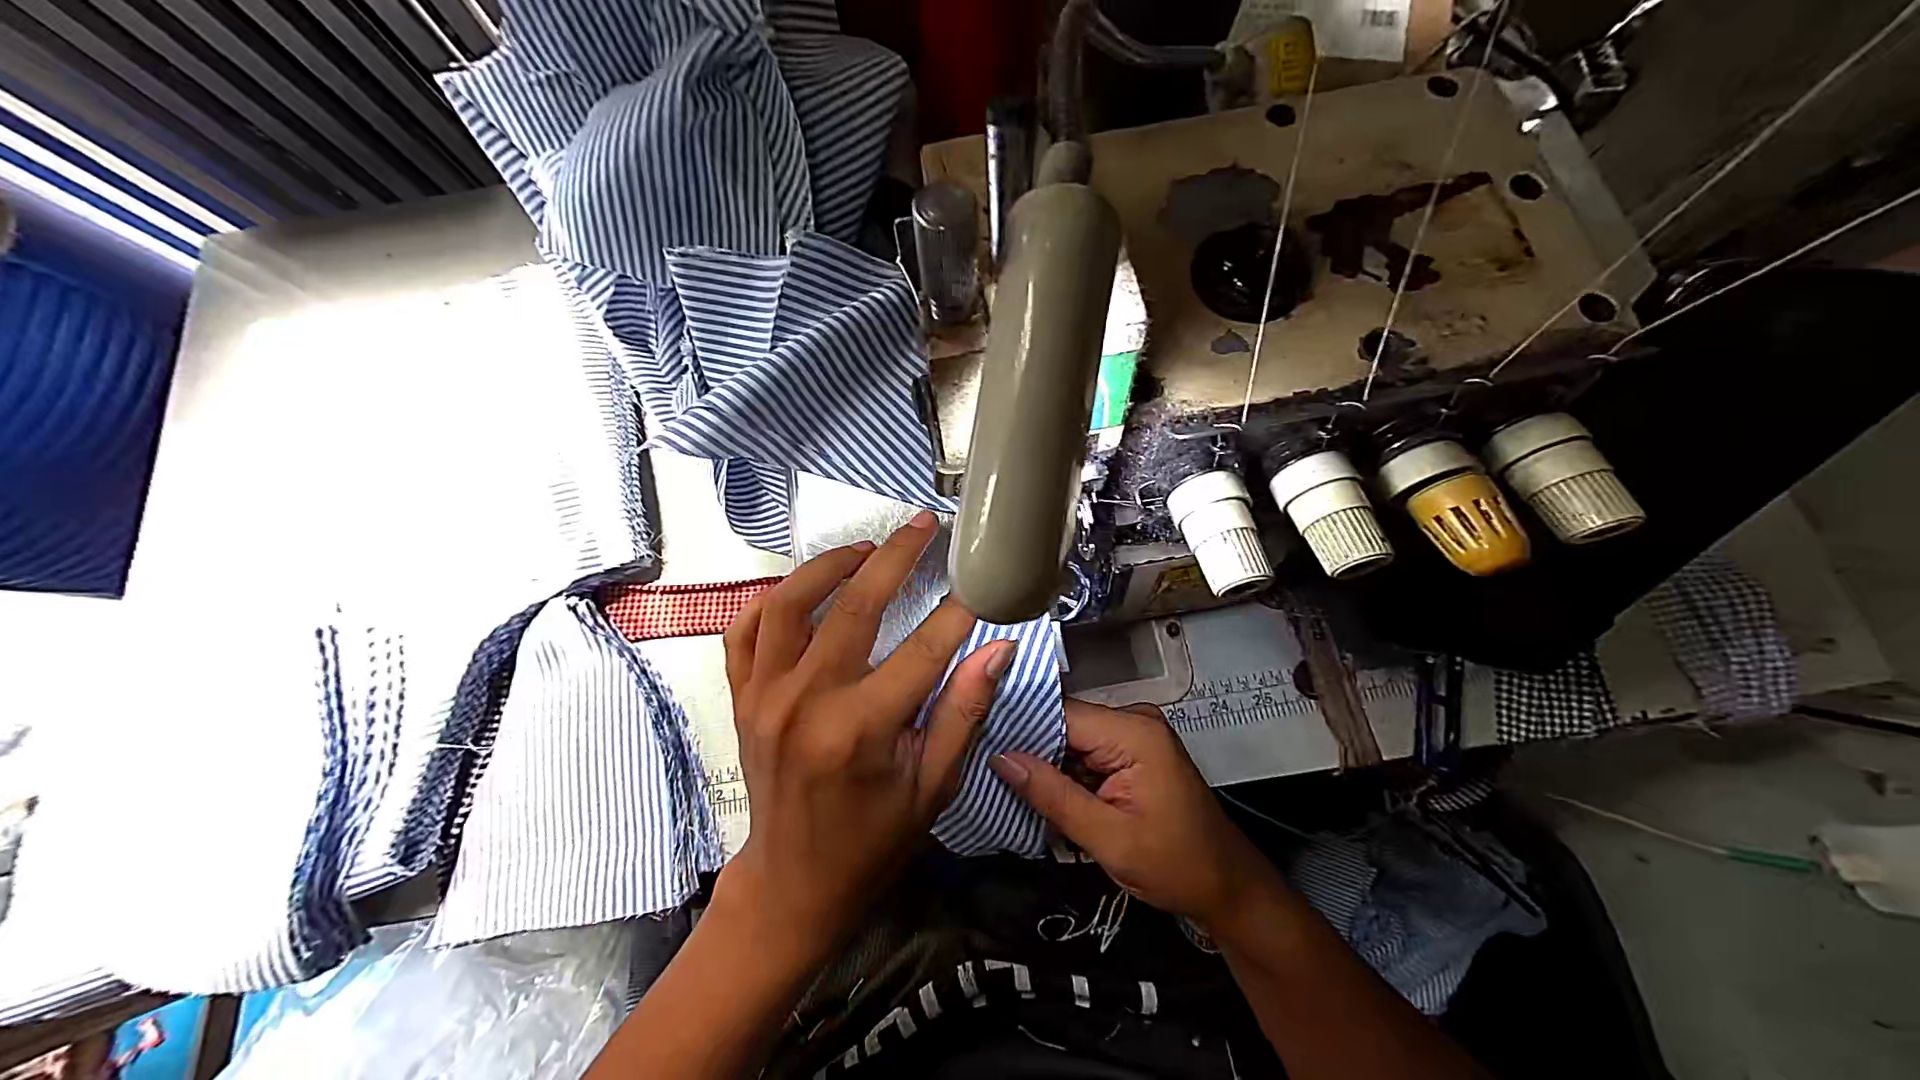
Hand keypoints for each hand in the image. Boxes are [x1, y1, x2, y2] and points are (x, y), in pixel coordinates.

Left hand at [718, 511, 1015, 949]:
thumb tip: (998, 649)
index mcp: (858, 730)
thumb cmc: (872, 841)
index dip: (958, 611)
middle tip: (922, 526)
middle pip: (854, 607)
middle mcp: (804, 702)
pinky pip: (746, 630)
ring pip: (790, 604)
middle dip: (896, 558)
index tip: (979, 582)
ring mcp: (764, 696)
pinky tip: (804, 589)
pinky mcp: (741, 698)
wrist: (793, 882)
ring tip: (867, 549)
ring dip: (829, 565)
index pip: (922, 650)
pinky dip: (771, 600)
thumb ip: (964, 711)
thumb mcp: (933, 785)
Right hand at [989, 700, 1283, 931]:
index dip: (1018, 729)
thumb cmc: (1177, 866)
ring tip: (1012, 787)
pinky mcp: (1131, 750)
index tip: (980, 744)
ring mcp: (1133, 733)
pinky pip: (1085, 751)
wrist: (1226, 886)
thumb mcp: (1108, 838)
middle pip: (1063, 723)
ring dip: (1046, 766)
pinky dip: (1066, 774)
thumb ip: (1053, 795)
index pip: (1060, 714)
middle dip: (1030, 750)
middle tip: (990, 773)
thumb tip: (1001, 759)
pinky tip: (1045, 794)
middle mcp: (1134, 720)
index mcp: (1134, 732)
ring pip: (1069, 738)